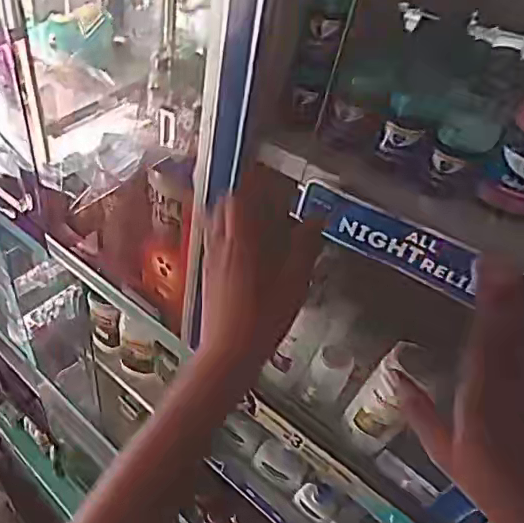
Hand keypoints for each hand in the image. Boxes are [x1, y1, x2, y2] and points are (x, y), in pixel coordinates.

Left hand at [197, 169, 323, 383]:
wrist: (227, 353)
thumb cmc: (261, 321)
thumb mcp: (293, 284)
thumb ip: (304, 248)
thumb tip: (316, 219)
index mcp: (241, 243)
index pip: (240, 197)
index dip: (252, 179)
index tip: (265, 169)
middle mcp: (220, 247)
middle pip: (223, 206)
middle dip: (241, 193)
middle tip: (261, 190)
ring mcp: (210, 262)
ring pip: (216, 223)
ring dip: (231, 212)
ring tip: (252, 213)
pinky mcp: (206, 277)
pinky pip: (213, 242)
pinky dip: (226, 233)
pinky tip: (241, 245)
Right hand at [394, 257, 523, 522]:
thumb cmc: (495, 490)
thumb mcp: (447, 455)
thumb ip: (421, 413)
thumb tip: (397, 376)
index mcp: (483, 400)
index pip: (484, 340)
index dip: (487, 302)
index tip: (487, 270)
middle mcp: (521, 387)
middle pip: (514, 332)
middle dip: (509, 294)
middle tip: (504, 260)